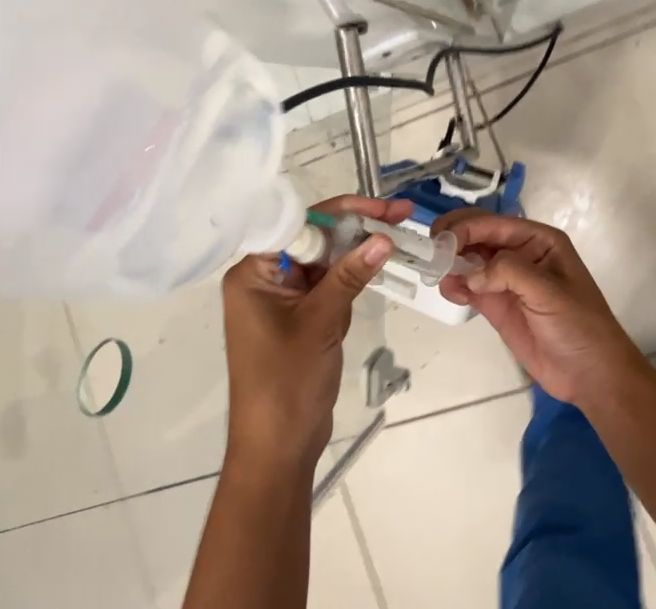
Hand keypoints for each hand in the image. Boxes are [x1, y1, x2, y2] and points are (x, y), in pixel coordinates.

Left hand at [220, 195, 407, 467]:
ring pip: (325, 262)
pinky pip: (327, 286)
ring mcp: (281, 299)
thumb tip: (384, 239)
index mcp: (253, 272)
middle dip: (356, 229)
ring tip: (398, 238)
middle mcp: (264, 278)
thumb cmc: (287, 382)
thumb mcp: (321, 323)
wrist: (278, 447)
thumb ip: (349, 276)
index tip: (383, 208)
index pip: (299, 225)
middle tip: (401, 216)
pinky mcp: (298, 318)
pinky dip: (350, 281)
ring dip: (357, 254)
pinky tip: (376, 273)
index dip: (343, 212)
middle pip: (314, 239)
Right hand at [435, 210, 641, 404]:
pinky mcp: (496, 304)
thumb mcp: (549, 292)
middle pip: (477, 236)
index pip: (493, 224)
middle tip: (432, 252)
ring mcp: (506, 280)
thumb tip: (470, 275)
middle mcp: (520, 253)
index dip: (465, 228)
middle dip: (453, 240)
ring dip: (451, 263)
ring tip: (439, 275)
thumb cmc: (578, 325)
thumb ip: (509, 272)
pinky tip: (451, 292)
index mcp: (538, 240)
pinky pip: (469, 287)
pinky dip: (455, 286)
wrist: (590, 374)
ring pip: (468, 260)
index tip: (440, 241)